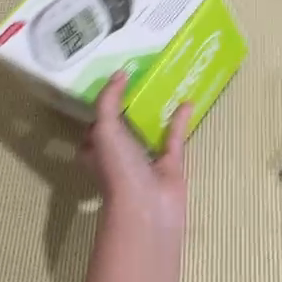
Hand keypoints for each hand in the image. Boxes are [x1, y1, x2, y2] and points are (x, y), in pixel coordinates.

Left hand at [86, 70, 192, 233]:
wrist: (147, 207)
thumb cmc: (117, 169)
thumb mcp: (104, 129)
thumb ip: (109, 100)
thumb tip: (120, 73)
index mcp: (96, 151)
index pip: (94, 126)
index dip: (101, 106)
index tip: (113, 82)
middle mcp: (119, 156)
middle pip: (123, 129)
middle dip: (129, 107)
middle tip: (141, 79)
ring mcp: (145, 162)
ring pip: (150, 132)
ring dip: (156, 112)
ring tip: (165, 87)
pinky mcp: (170, 165)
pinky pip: (174, 138)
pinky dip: (180, 121)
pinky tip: (187, 102)